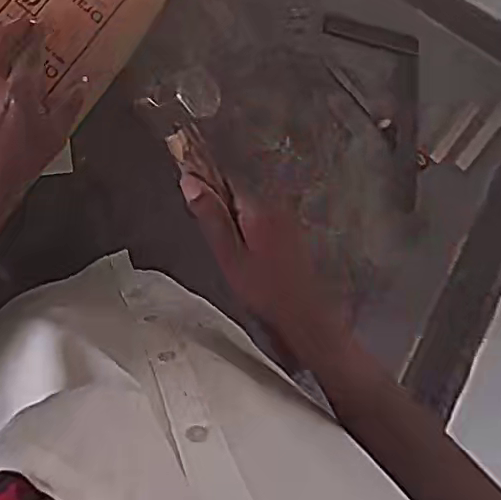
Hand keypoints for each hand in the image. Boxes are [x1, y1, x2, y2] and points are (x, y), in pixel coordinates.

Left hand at [0, 19, 85, 229]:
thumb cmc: (20, 162)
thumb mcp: (55, 135)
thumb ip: (68, 104)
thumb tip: (80, 84)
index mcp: (20, 88)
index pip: (30, 51)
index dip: (37, 35)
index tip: (41, 26)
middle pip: (0, 40)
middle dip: (13, 26)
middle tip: (24, 20)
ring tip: (6, 32)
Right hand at [171, 128, 350, 369]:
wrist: (312, 323)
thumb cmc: (267, 292)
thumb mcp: (228, 255)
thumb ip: (210, 215)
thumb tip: (189, 180)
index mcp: (258, 206)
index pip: (224, 176)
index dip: (204, 177)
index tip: (187, 178)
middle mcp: (278, 204)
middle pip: (239, 186)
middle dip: (220, 197)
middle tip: (211, 225)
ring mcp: (292, 217)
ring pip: (253, 201)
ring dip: (237, 212)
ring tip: (235, 244)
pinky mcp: (299, 231)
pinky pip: (267, 214)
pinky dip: (254, 224)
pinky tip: (254, 250)